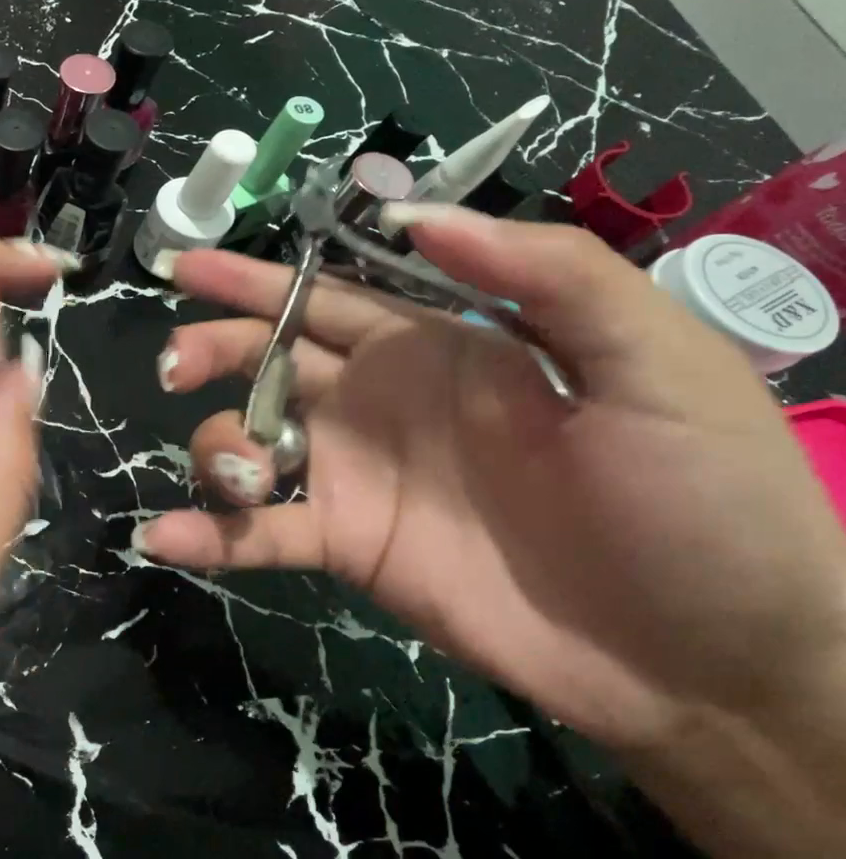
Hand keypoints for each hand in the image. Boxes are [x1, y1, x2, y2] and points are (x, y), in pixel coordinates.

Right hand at [135, 202, 845, 757]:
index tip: (186, 268)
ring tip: (238, 471)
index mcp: (438, 346)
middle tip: (175, 361)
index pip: (323, 296)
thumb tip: (413, 216)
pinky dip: (205, 536)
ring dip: (215, 444)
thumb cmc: (704, 501)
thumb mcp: (658, 367)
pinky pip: (258, 535)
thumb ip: (547, 277)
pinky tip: (163, 539)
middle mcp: (378, 401)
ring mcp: (354, 477)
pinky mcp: (347, 548)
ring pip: (247, 440)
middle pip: (266, 358)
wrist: (717, 664)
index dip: (252, 279)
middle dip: (211, 348)